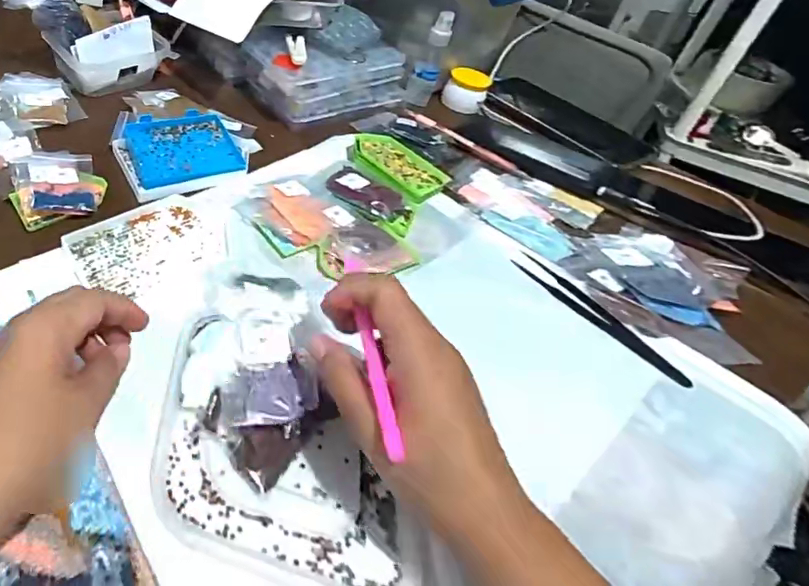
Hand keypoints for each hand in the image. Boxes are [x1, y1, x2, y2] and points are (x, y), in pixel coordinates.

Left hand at [0, 287, 148, 528]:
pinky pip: (34, 348)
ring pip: (49, 326)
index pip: (90, 300)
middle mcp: (18, 329)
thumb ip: (107, 368)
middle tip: (128, 341)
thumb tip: (116, 347)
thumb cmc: (35, 444)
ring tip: (103, 367)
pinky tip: (71, 383)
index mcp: (42, 326)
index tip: (145, 325)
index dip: (121, 308)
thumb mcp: (85, 406)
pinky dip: (60, 352)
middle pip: (67, 306)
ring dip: (81, 336)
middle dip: (101, 317)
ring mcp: (0, 353)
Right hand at [311, 274, 524, 537]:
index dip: (349, 290)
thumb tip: (318, 341)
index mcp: (420, 352)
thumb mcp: (371, 431)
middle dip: (355, 305)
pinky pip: (414, 343)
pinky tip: (377, 385)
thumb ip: (342, 380)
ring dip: (369, 326)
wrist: (491, 518)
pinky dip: (386, 345)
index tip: (326, 318)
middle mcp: (439, 347)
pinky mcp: (452, 379)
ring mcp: (450, 363)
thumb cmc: (428, 474)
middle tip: (332, 336)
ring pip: (403, 320)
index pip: (384, 290)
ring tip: (350, 366)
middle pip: (393, 300)